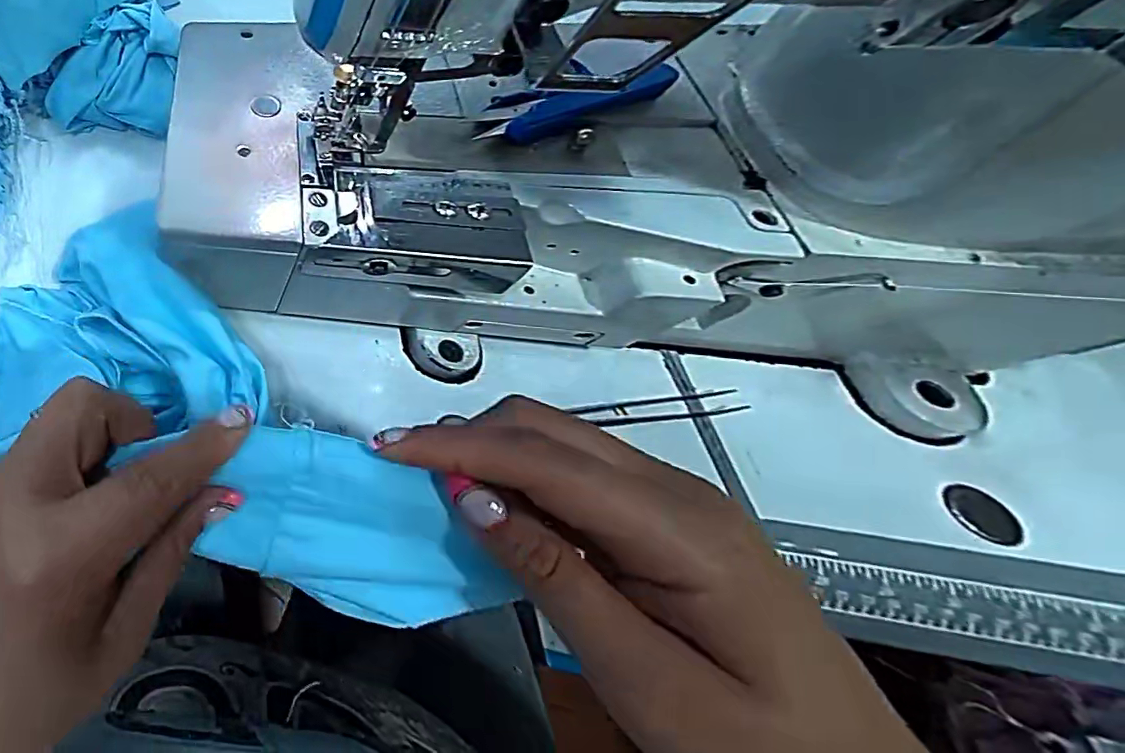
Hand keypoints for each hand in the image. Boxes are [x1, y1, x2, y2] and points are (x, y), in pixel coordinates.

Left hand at [0, 377, 250, 752]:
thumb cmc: (49, 685)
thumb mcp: (125, 632)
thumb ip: (171, 548)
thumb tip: (220, 491)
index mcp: (57, 552)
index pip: (143, 482)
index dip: (197, 450)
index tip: (240, 421)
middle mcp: (18, 497)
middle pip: (86, 405)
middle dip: (135, 423)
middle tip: (151, 476)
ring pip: (67, 406)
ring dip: (110, 431)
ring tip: (118, 490)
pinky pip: (54, 428)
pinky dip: (87, 443)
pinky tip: (91, 494)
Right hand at [373, 396, 919, 752]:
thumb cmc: (760, 747)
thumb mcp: (646, 680)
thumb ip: (553, 576)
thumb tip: (468, 494)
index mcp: (678, 527)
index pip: (542, 458)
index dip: (457, 445)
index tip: (389, 448)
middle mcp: (675, 490)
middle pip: (547, 428)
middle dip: (467, 435)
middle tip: (405, 466)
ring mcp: (676, 499)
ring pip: (557, 440)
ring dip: (490, 450)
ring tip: (438, 480)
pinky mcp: (668, 517)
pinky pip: (576, 472)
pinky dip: (521, 475)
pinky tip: (497, 502)